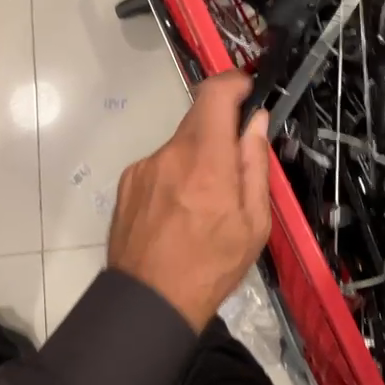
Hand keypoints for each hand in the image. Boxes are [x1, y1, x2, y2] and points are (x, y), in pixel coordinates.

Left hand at [107, 72, 271, 331]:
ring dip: (197, 157)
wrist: (148, 303)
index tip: (247, 89)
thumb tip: (256, 121)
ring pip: (180, 144)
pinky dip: (175, 175)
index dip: (233, 82)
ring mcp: (145, 166)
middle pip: (199, 117)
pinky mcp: (129, 181)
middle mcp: (172, 153)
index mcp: (207, 160)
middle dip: (220, 128)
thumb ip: (255, 165)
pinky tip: (178, 212)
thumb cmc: (211, 266)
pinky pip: (161, 164)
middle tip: (234, 161)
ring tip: (203, 203)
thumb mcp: (254, 223)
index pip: (215, 94)